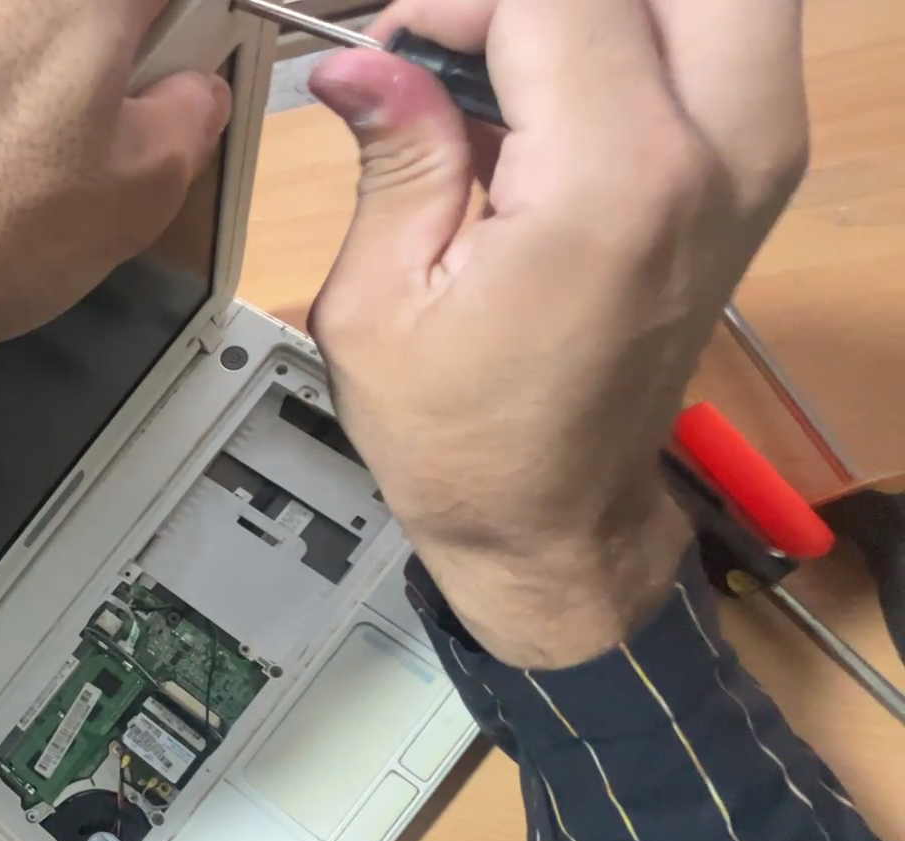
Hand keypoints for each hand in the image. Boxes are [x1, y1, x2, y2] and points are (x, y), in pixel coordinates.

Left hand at [0, 0, 230, 526]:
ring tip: (41, 174)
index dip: (194, 37)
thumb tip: (193, 103)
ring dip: (62, 92)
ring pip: (37, 37)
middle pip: (100, 16)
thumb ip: (191, 124)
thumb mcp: (130, 197)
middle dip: (129, 64)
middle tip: (129, 130)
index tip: (194, 77)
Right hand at [305, 0, 806, 666]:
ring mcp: (761, 163)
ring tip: (497, 78)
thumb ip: (393, 163)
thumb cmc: (438, 429)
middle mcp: (720, 149)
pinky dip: (637, 48)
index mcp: (607, 185)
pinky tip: (547, 115)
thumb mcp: (376, 304)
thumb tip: (355, 65)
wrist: (540, 514)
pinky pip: (726, 50)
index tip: (385, 53)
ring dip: (599, 16)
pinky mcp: (757, 184)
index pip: (558, 1)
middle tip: (453, 50)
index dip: (457, 4)